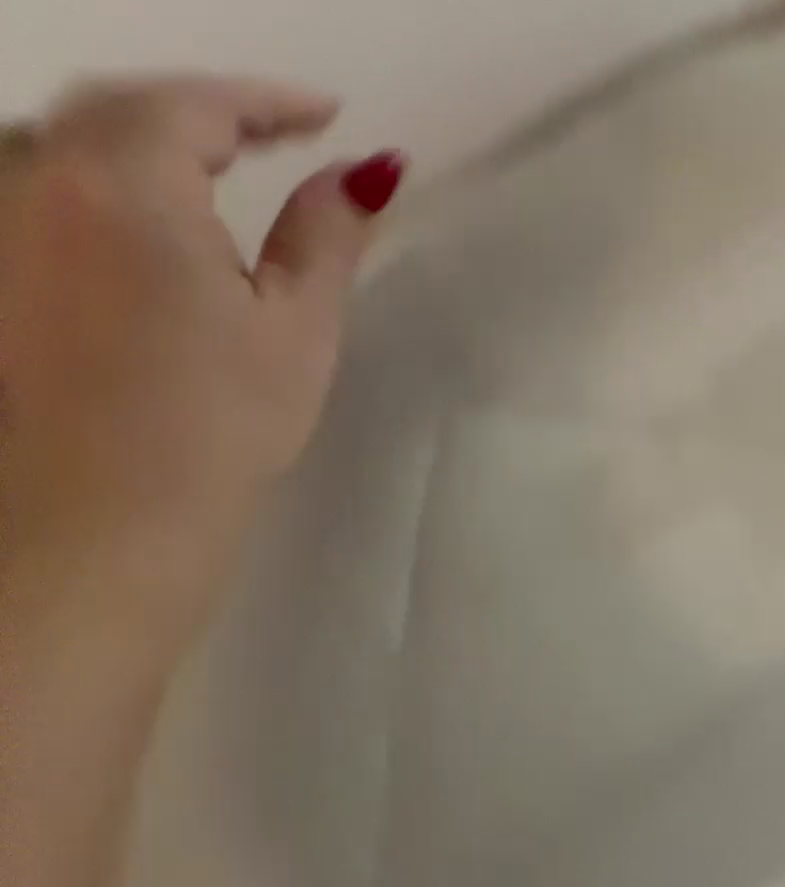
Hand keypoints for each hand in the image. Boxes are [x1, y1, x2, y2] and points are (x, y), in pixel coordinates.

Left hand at [0, 77, 402, 599]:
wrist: (110, 510)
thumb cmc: (223, 417)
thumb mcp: (297, 322)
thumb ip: (328, 235)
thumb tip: (370, 171)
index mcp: (125, 190)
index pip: (193, 104)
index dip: (268, 99)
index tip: (331, 115)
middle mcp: (37, 185)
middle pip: (120, 106)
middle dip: (210, 107)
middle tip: (288, 132)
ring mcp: (6, 228)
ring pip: (75, 139)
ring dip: (159, 135)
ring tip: (233, 163)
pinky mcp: (2, 270)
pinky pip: (51, 183)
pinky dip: (118, 173)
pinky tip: (166, 212)